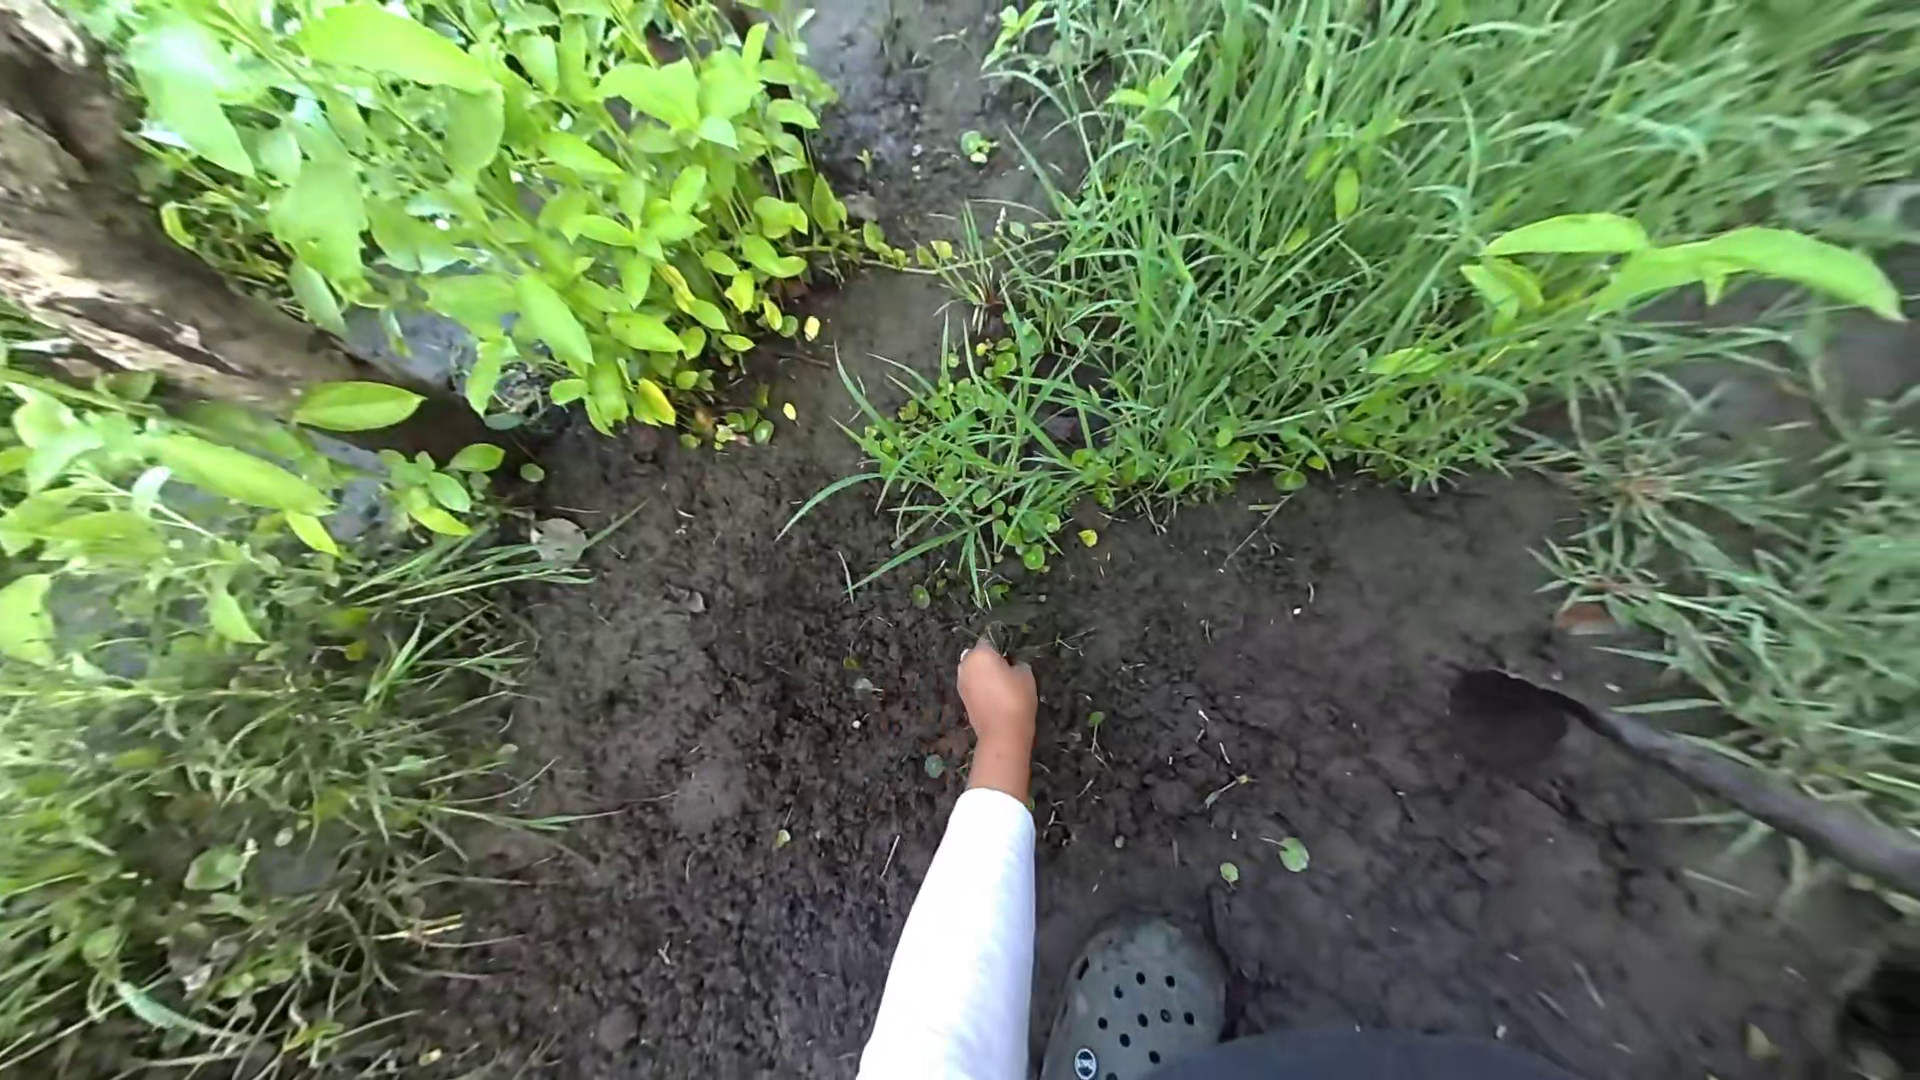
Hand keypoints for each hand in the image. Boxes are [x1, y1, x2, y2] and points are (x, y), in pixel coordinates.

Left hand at [957, 639, 1035, 799]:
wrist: (1002, 734)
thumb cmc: (1016, 699)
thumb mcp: (1026, 674)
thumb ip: (1017, 662)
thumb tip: (1009, 663)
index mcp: (979, 653)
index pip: (990, 639)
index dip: (1003, 645)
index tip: (1014, 655)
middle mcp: (965, 664)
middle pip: (979, 654)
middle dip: (991, 658)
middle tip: (1009, 670)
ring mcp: (961, 681)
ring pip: (974, 669)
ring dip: (984, 672)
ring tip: (1002, 685)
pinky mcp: (962, 697)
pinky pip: (972, 683)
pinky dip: (981, 685)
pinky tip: (995, 695)